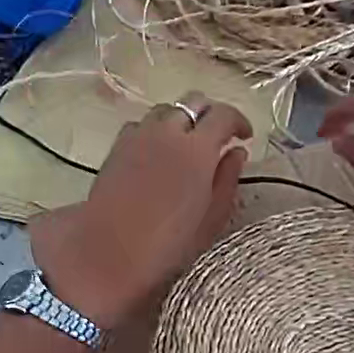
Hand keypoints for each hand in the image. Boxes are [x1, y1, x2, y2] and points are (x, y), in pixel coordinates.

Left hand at [29, 94, 250, 328]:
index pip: (224, 115)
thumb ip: (227, 179)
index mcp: (198, 149)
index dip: (238, 121)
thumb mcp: (211, 217)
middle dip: (210, 113)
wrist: (108, 251)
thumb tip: (237, 152)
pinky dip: (156, 130)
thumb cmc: (168, 243)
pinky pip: (142, 125)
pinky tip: (158, 153)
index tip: (245, 137)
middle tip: (218, 136)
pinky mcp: (117, 146)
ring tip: (188, 144)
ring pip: (166, 110)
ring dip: (182, 119)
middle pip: (193, 101)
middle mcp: (168, 132)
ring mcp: (139, 135)